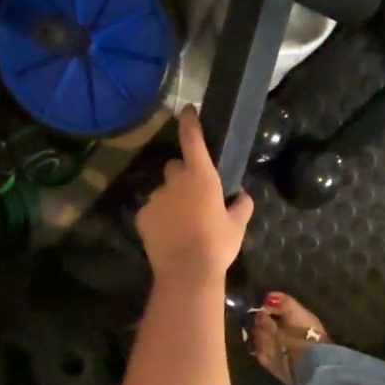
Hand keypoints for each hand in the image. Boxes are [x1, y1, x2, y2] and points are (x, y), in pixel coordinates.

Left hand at [135, 107, 253, 284]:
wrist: (187, 273)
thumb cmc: (217, 246)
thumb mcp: (238, 226)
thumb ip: (242, 206)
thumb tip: (242, 196)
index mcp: (201, 177)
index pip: (193, 140)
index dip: (190, 123)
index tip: (188, 111)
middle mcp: (175, 181)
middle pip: (175, 167)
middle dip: (183, 176)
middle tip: (194, 198)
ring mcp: (155, 198)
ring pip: (164, 192)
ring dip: (172, 200)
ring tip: (182, 224)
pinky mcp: (142, 216)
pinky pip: (152, 211)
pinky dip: (159, 218)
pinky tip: (169, 235)